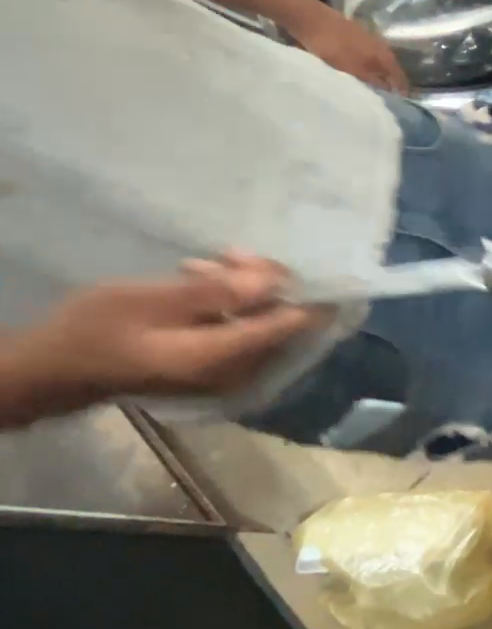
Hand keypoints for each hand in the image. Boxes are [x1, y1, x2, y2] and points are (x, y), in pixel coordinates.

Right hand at [20, 251, 328, 401]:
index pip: (294, 324)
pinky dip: (231, 306)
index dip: (300, 290)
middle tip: (228, 254)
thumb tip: (274, 282)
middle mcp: (242, 372)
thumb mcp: (148, 301)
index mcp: (225, 358)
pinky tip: (200, 282)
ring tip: (198, 265)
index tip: (282, 261)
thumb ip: (215, 292)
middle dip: (262, 283)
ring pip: (264, 322)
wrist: (54, 370)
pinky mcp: (223, 367)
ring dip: (241, 290)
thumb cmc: (93, 331)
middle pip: (282, 320)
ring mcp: (235, 373)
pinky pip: (245, 331)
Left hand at [285, 2, 408, 91]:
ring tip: (368, 81)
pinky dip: (363, 61)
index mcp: (386, 56)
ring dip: (374, 70)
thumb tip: (389, 91)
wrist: (307, 16)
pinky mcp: (351, 31)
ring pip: (376, 59)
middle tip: (383, 94)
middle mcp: (382, 46)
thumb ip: (373, 82)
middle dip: (388, 81)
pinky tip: (354, 65)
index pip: (400, 78)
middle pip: (389, 68)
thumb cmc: (332, 46)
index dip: (400, 91)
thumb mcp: (354, 70)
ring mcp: (366, 36)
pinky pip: (363, 52)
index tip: (398, 102)